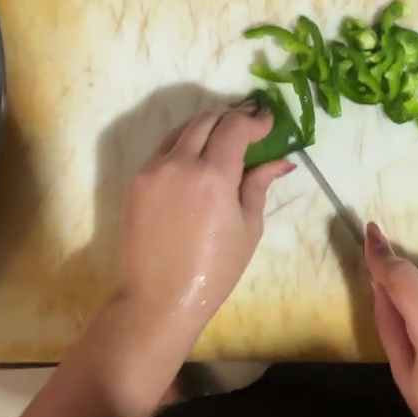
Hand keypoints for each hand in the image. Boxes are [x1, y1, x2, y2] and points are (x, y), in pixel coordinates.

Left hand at [113, 104, 295, 345]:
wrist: (158, 299)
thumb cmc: (214, 271)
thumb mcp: (247, 228)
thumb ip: (258, 185)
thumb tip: (281, 161)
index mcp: (213, 176)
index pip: (234, 126)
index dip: (254, 120)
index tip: (268, 122)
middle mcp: (180, 163)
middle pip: (207, 119)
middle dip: (231, 117)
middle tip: (249, 127)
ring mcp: (153, 169)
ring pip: (182, 129)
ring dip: (206, 127)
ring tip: (224, 139)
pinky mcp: (136, 180)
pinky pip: (164, 149)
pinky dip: (184, 145)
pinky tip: (197, 160)